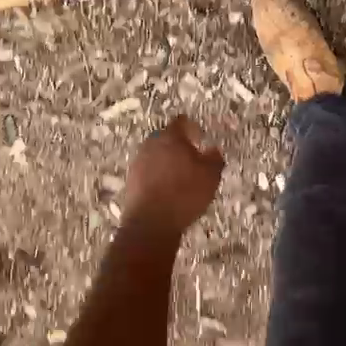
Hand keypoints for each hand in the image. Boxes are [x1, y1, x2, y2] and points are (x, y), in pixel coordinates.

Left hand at [121, 115, 224, 237]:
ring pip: (155, 154)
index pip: (181, 122)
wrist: (151, 223)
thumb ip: (214, 158)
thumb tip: (213, 150)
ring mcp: (138, 162)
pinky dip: (157, 176)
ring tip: (179, 177)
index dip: (191, 128)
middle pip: (166, 137)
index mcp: (170, 136)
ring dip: (166, 161)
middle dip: (178, 145)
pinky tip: (166, 190)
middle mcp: (151, 144)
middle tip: (191, 159)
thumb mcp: (210, 176)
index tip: (199, 138)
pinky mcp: (131, 181)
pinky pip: (147, 171)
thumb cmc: (185, 193)